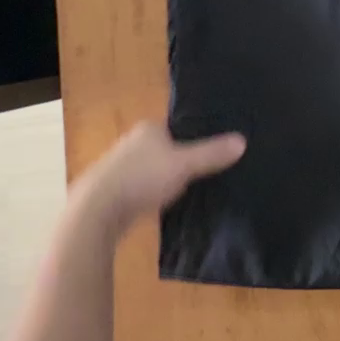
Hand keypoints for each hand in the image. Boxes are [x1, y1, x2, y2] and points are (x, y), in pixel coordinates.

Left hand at [78, 120, 246, 232]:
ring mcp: (118, 167)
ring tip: (183, 194)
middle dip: (177, 161)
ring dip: (162, 181)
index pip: (176, 128)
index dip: (191, 140)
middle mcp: (131, 143)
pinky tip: (159, 207)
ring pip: (150, 170)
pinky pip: (139, 189)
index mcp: (148, 128)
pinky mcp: (111, 191)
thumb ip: (211, 154)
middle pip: (163, 149)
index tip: (207, 155)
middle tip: (199, 176)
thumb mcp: (184, 165)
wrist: (96, 212)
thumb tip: (243, 141)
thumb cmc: (141, 178)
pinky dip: (149, 196)